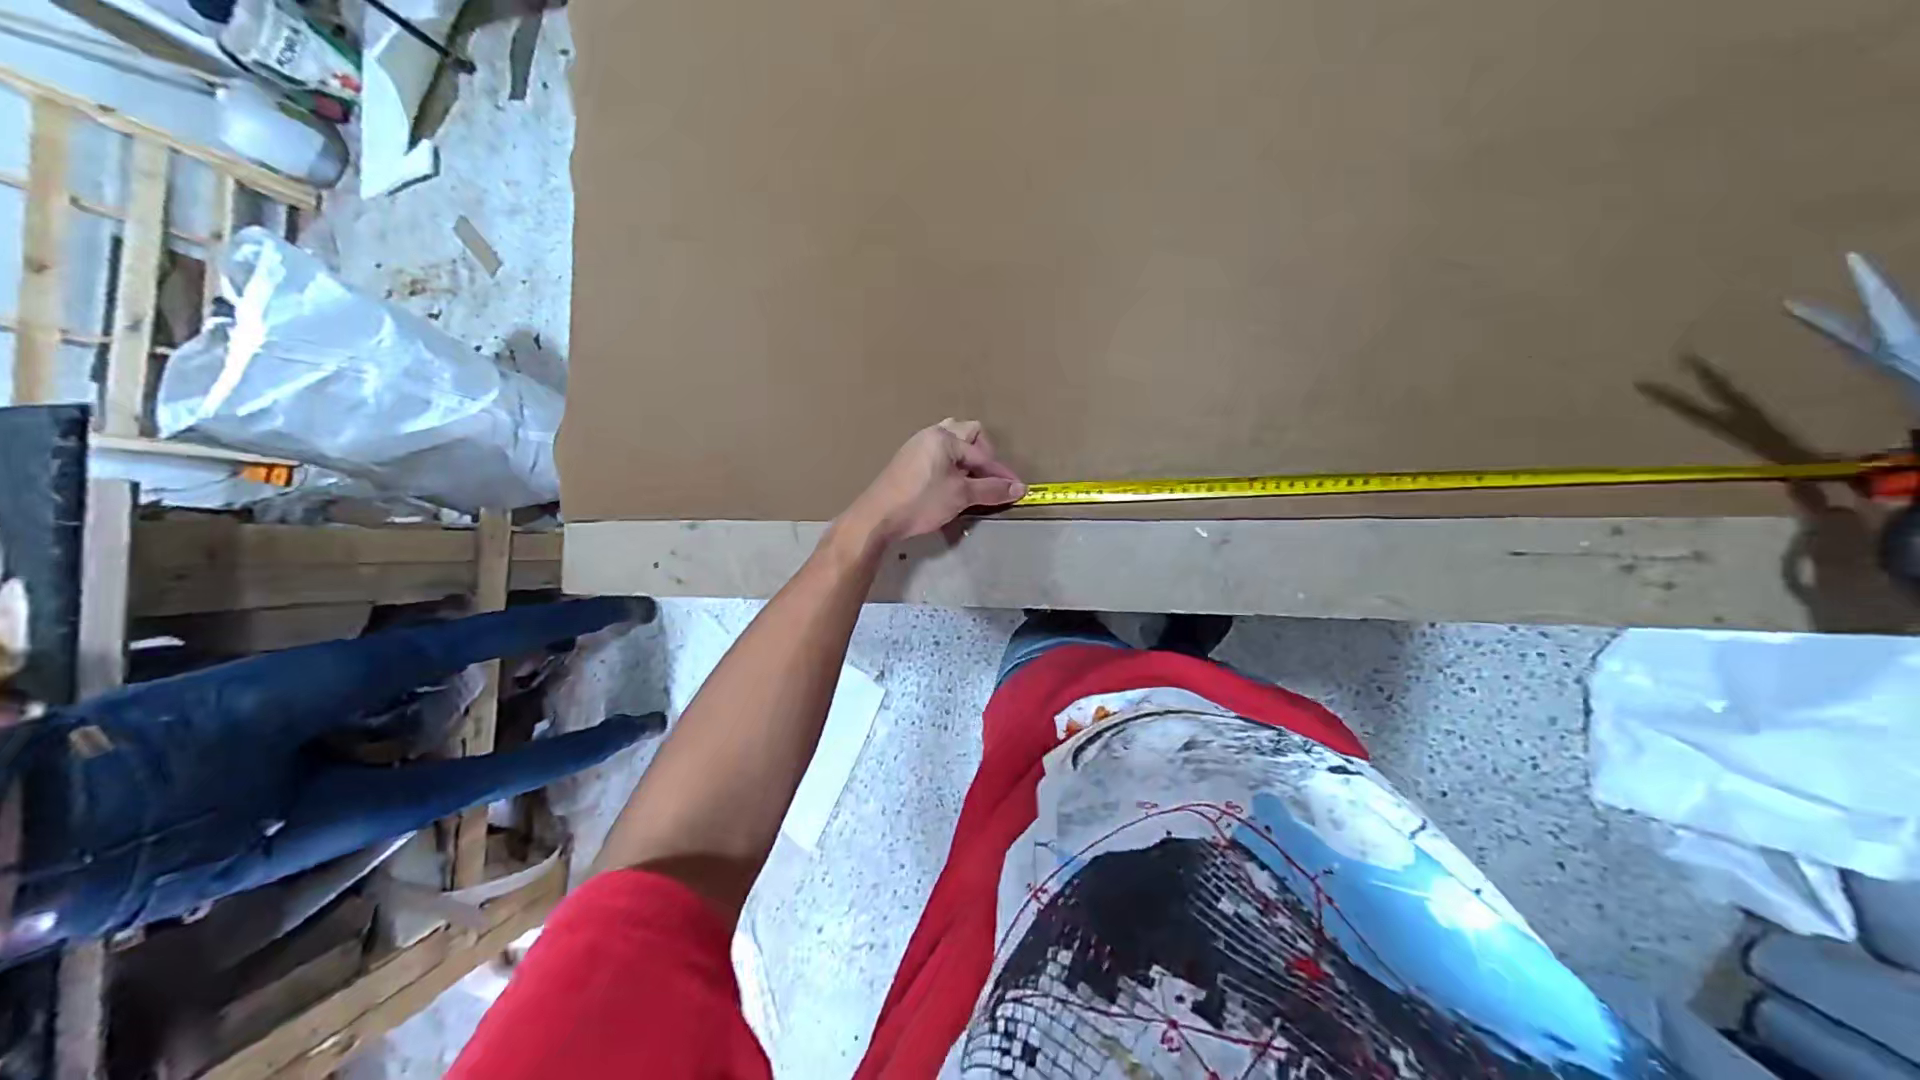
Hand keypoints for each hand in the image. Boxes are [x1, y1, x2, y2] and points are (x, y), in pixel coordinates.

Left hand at [836, 419, 1026, 547]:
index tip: (1015, 490)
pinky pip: (937, 454)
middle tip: (988, 478)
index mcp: (944, 437)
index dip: (1000, 473)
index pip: (982, 453)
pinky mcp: (907, 463)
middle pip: (966, 434)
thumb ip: (991, 490)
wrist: (878, 517)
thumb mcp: (961, 496)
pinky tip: (950, 485)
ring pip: (950, 442)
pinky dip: (950, 465)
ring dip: (965, 458)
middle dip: (983, 455)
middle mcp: (929, 435)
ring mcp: (916, 447)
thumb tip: (1017, 488)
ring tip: (970, 480)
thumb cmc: (921, 502)